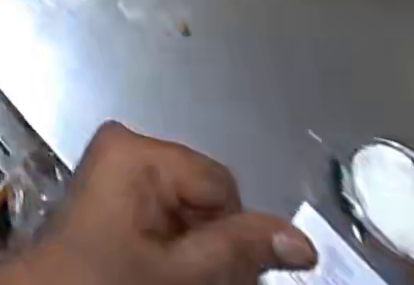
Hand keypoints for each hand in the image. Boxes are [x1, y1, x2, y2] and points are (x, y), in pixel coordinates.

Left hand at [0, 123, 316, 284]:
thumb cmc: (109, 283)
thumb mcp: (180, 275)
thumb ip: (239, 251)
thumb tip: (303, 241)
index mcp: (137, 150)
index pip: (221, 184)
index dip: (230, 235)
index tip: (214, 275)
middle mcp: (125, 143)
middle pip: (202, 191)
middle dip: (210, 240)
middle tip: (189, 277)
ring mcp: (114, 161)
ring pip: (185, 203)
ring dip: (193, 246)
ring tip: (168, 273)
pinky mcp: (110, 182)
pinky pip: (160, 205)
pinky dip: (170, 240)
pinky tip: (155, 267)